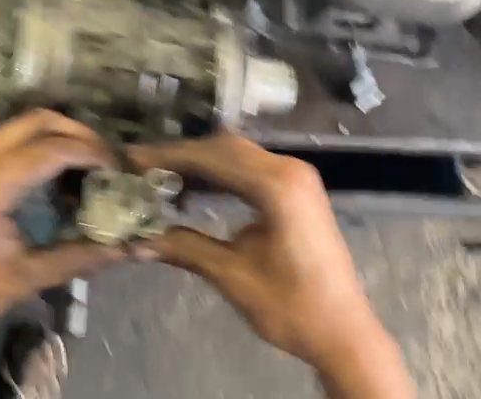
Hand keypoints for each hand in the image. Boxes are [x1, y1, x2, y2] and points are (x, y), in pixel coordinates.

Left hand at [0, 112, 122, 398]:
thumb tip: (125, 249)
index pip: (53, 147)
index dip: (93, 153)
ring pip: (21, 125)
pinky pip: (4, 139)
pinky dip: (34, 146)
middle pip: (39, 120)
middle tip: (107, 161)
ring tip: (84, 167)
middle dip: (78, 134)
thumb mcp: (18, 279)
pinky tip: (49, 176)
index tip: (121, 169)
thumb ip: (75, 257)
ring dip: (56, 137)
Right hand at [130, 134, 412, 398]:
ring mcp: (297, 177)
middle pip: (226, 149)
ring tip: (161, 177)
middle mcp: (290, 170)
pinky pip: (252, 168)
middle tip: (143, 166)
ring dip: (201, 163)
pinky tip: (196, 189)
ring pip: (239, 155)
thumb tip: (136, 241)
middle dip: (183, 155)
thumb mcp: (234, 277)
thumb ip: (187, 249)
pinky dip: (222, 174)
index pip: (214, 157)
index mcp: (278, 186)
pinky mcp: (298, 189)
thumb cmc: (293, 307)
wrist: (344, 332)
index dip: (171, 155)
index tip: (135, 158)